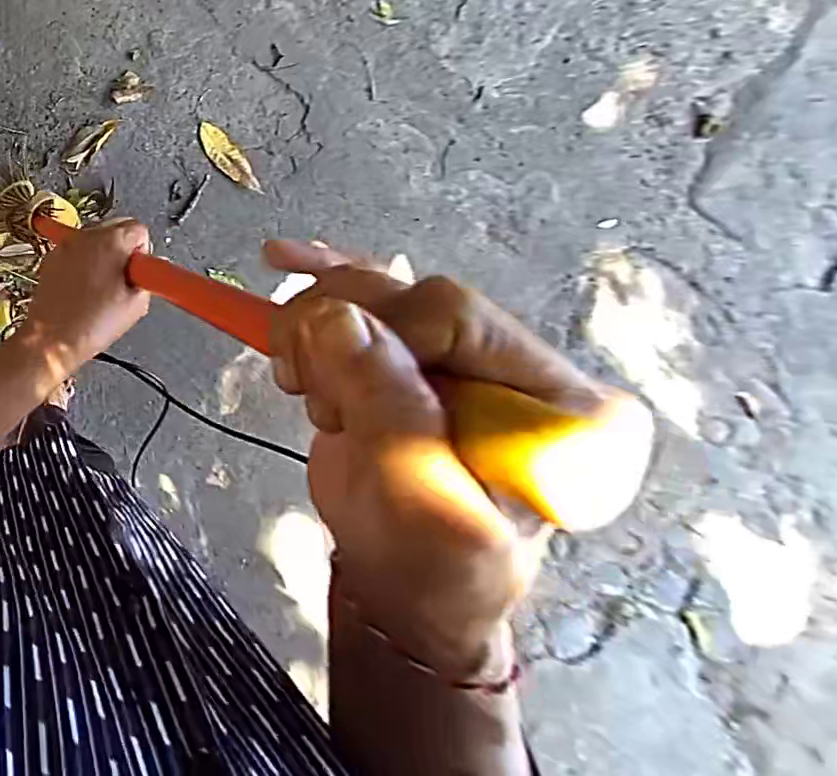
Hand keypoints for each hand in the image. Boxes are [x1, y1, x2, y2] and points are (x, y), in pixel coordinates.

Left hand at [21, 218, 152, 370]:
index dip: (143, 253)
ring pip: (94, 241)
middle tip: (122, 282)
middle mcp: (85, 236)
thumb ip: (148, 277)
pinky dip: (81, 264)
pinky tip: (82, 290)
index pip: (140, 230)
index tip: (139, 271)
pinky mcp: (51, 258)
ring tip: (100, 290)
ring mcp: (65, 246)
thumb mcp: (137, 303)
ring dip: (101, 257)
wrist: (52, 338)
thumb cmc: (90, 323)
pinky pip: (75, 253)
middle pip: (115, 229)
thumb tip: (148, 271)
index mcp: (111, 241)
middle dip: (123, 252)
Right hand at [263, 239, 637, 679]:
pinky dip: (313, 277)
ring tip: (306, 389)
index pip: (455, 314)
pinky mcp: (398, 351)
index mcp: (554, 398)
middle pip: (400, 294)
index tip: (339, 399)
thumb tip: (332, 315)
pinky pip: (355, 291)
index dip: (377, 339)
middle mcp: (510, 360)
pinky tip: (281, 258)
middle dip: (334, 339)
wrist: (401, 579)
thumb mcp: (415, 496)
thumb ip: (386, 404)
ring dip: (309, 332)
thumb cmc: (428, 558)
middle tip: (312, 395)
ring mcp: (450, 352)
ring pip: (362, 289)